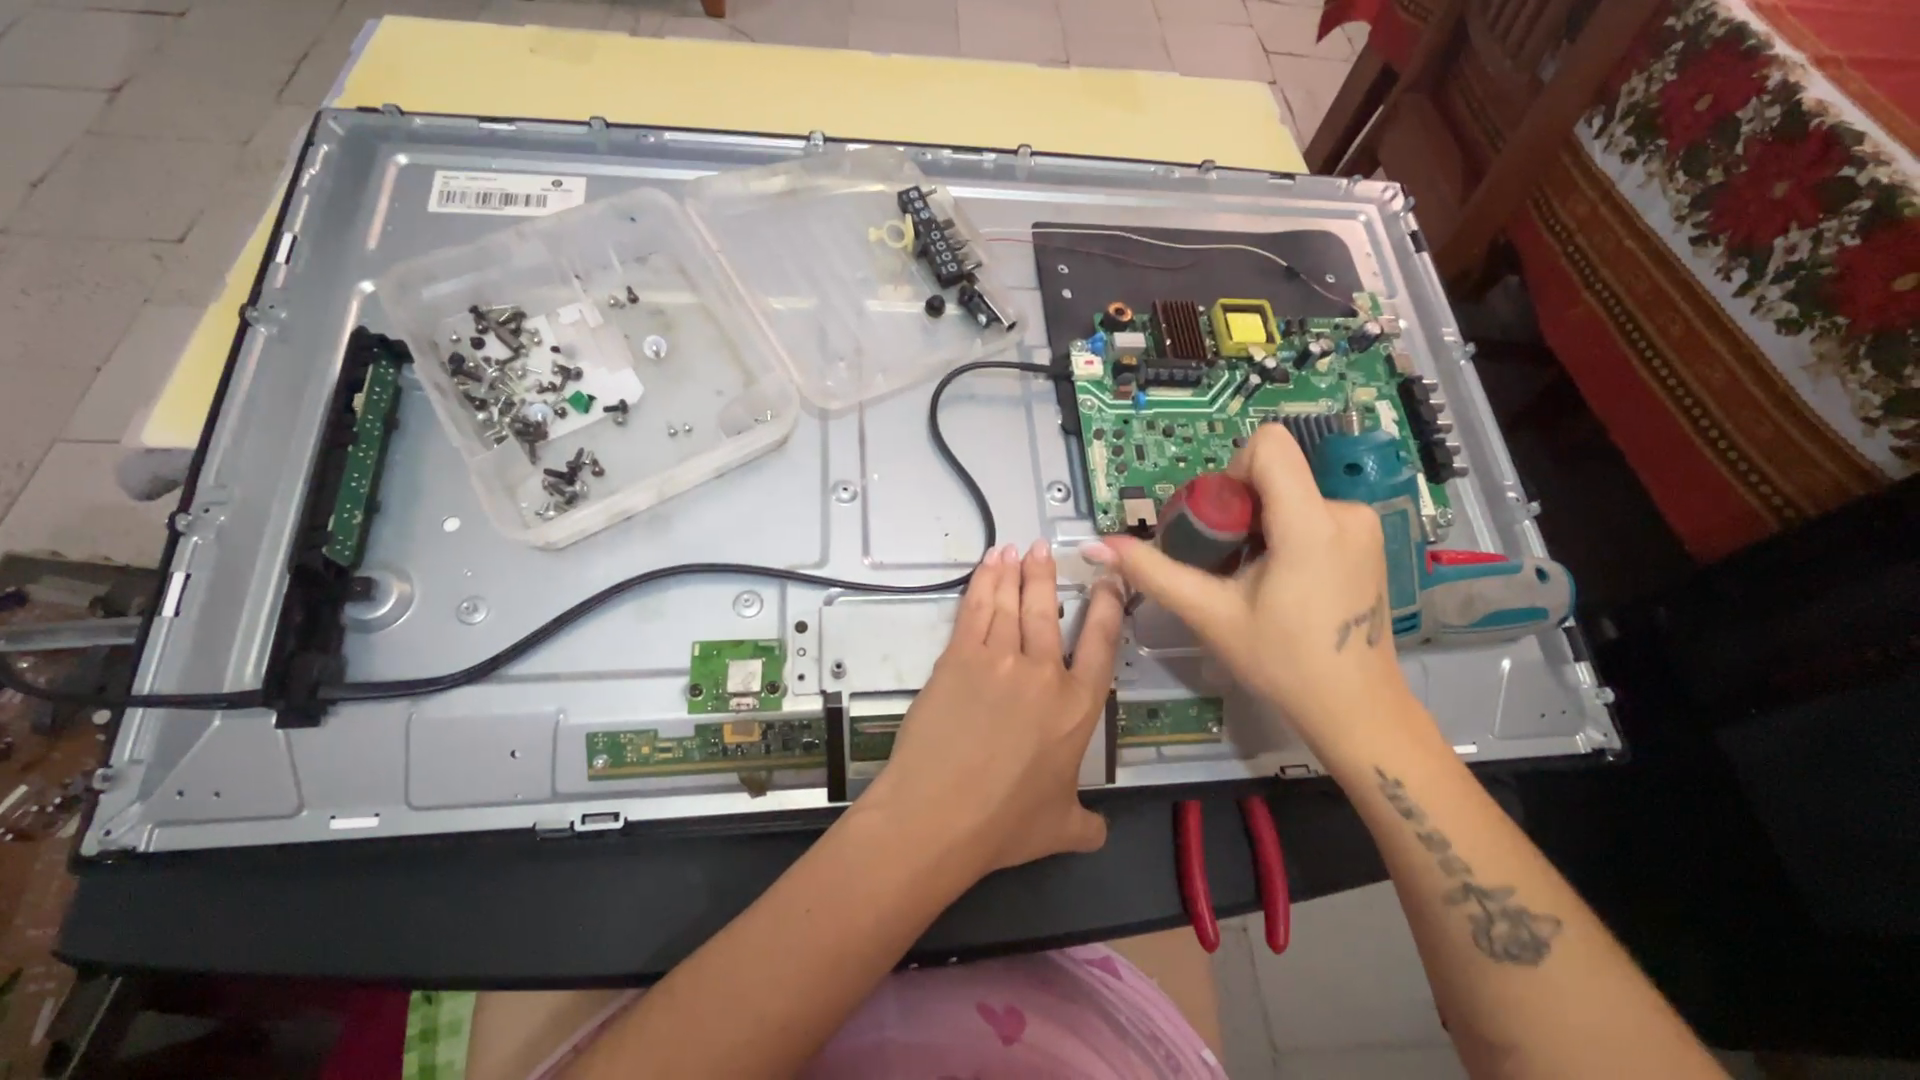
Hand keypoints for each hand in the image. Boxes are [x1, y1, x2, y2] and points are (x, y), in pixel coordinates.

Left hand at [860, 541, 1123, 876]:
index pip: (1101, 642)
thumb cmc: (1006, 825)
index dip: (1106, 605)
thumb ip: (1086, 823)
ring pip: (1010, 604)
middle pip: (1047, 611)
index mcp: (1078, 707)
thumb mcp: (1061, 828)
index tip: (1107, 579)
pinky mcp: (956, 658)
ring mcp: (998, 661)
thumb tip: (1100, 833)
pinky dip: (981, 584)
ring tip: (1014, 547)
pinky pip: (974, 611)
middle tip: (1043, 547)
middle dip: (1046, 575)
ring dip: (1013, 572)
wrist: (940, 814)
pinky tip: (985, 568)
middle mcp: (1044, 674)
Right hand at [1086, 424, 1421, 757]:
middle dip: (1239, 510)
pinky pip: (1314, 514)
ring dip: (1261, 526)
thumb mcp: (1211, 615)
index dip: (1230, 473)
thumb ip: (1155, 572)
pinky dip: (1287, 536)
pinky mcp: (1370, 541)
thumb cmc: (1282, 662)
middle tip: (1225, 564)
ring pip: (1291, 496)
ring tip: (1253, 580)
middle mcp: (1346, 512)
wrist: (1355, 707)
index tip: (1218, 524)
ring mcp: (1364, 526)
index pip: (1268, 445)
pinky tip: (1282, 583)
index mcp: (1311, 523)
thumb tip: (1100, 544)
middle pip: (1275, 474)